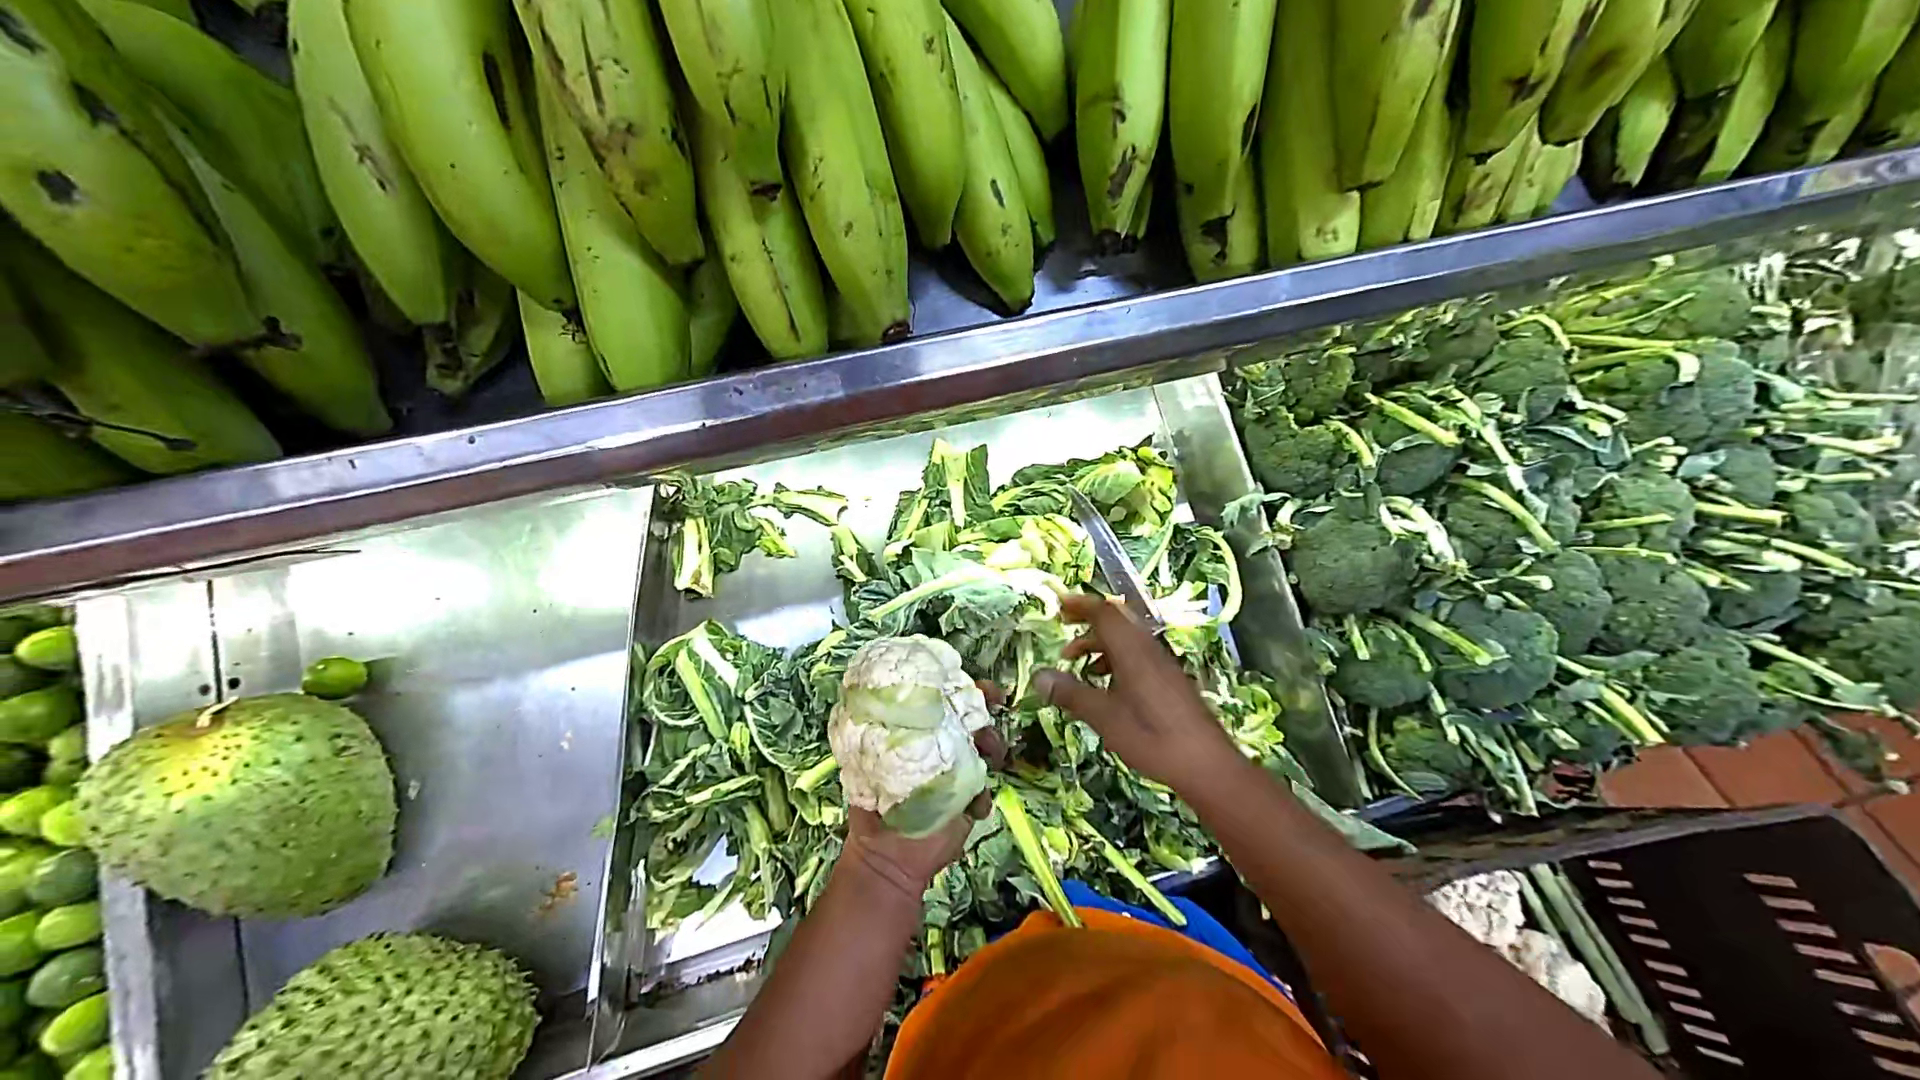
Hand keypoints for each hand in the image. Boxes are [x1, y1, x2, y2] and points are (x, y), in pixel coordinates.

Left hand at [839, 707, 1003, 902]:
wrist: (889, 859)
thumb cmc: (875, 807)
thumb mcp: (873, 766)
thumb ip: (887, 738)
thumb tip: (893, 706)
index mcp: (920, 732)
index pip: (944, 701)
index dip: (963, 690)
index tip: (980, 688)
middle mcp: (943, 746)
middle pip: (973, 719)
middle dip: (985, 715)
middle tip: (986, 720)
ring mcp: (960, 772)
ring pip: (988, 748)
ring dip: (993, 749)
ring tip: (987, 759)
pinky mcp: (972, 800)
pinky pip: (987, 790)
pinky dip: (983, 797)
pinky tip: (971, 807)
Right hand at [1036, 594, 1244, 793]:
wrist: (1207, 764)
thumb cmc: (1153, 738)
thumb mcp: (1105, 718)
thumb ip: (1072, 694)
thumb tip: (1039, 677)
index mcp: (1133, 652)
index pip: (1104, 613)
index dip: (1080, 605)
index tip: (1058, 606)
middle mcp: (1149, 651)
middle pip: (1117, 621)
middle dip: (1087, 621)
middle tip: (1064, 627)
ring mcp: (1162, 665)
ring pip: (1127, 640)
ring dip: (1100, 642)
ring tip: (1077, 662)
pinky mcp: (1170, 681)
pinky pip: (1137, 655)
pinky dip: (1115, 658)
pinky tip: (1106, 684)